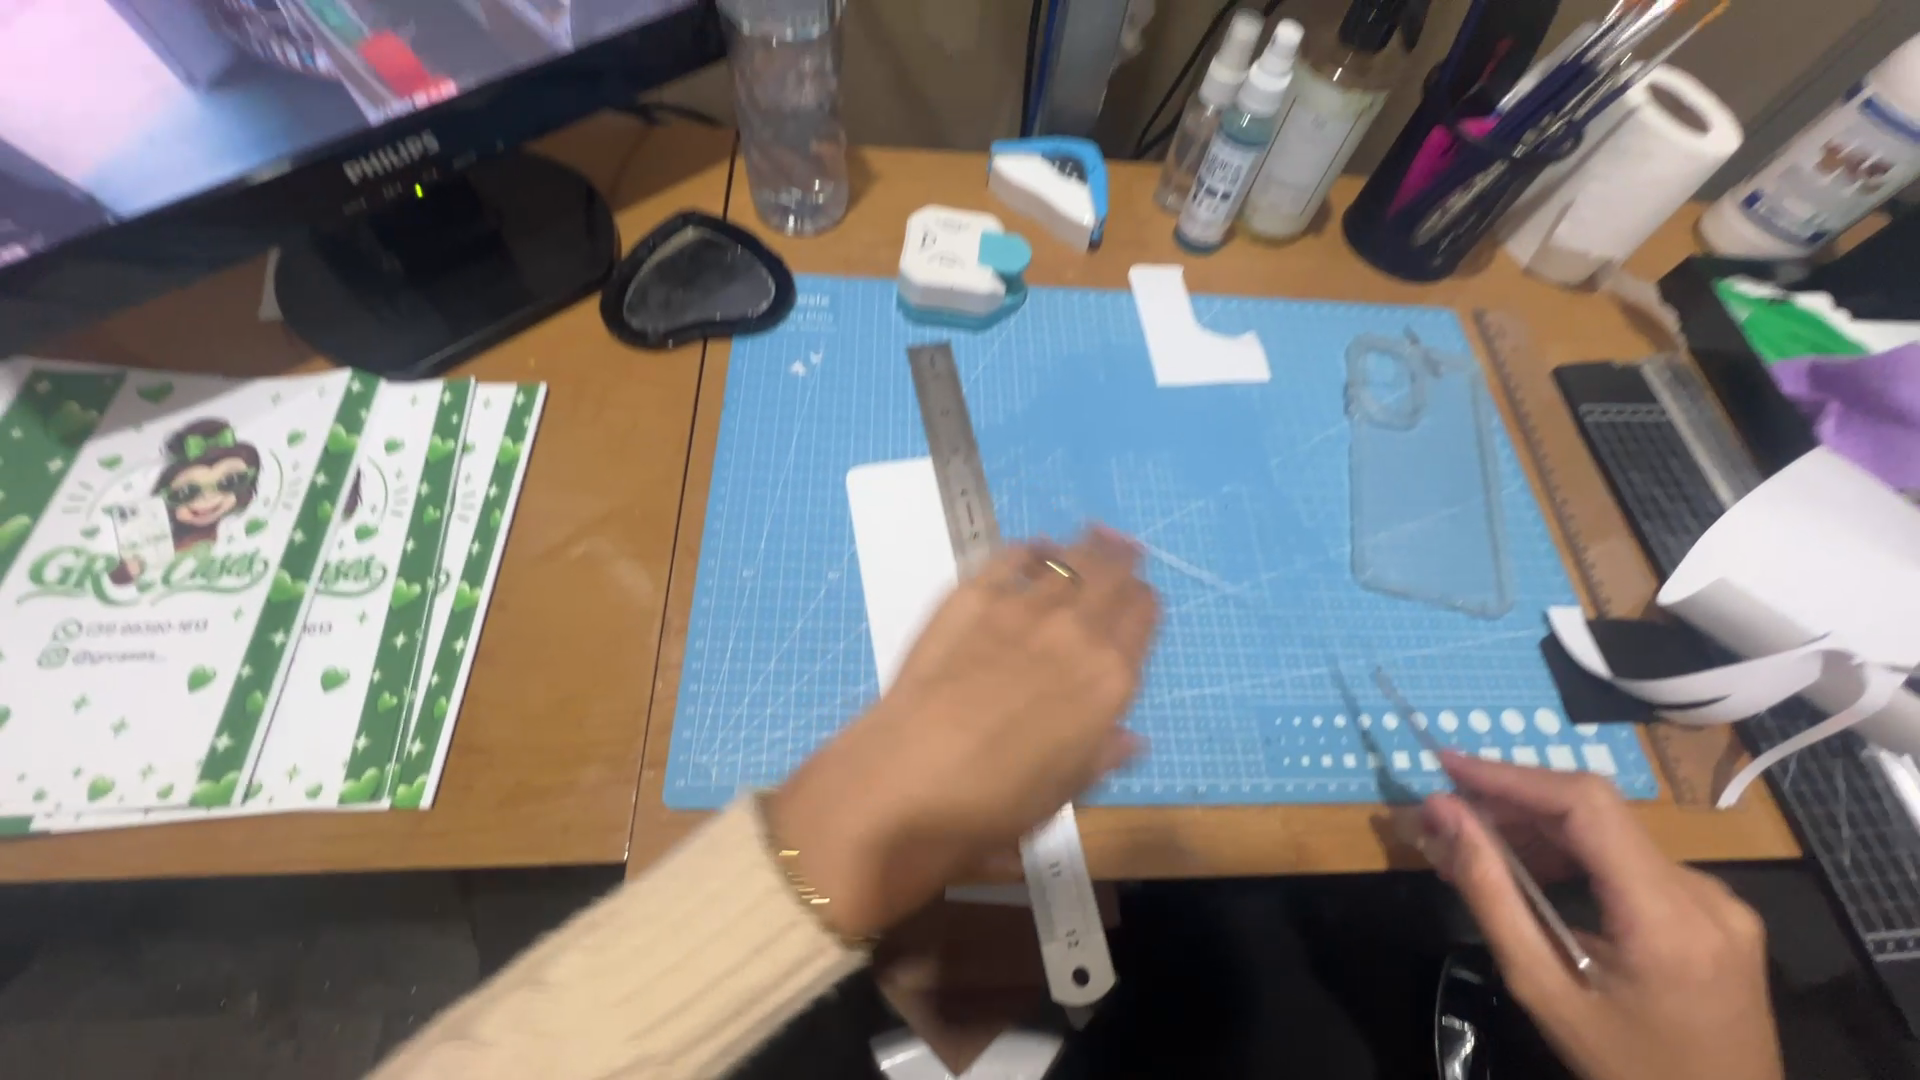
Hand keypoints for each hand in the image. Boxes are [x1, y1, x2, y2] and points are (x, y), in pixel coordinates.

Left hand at [768, 526, 1158, 939]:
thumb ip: (1102, 754)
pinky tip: (1036, 550)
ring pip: (1071, 560)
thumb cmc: (993, 802)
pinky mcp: (972, 593)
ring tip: (1094, 537)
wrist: (908, 777)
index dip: (1144, 604)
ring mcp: (1023, 606)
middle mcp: (1076, 631)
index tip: (1139, 600)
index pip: (1143, 617)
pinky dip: (1033, 549)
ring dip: (1088, 548)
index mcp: (1110, 679)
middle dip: (1123, 563)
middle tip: (1124, 551)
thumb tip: (1131, 737)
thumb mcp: (1063, 791)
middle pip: (1113, 577)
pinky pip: (1015, 555)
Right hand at [1419, 753, 1782, 1079]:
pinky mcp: (1712, 909)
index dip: (1510, 775)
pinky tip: (1525, 871)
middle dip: (1508, 802)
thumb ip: (1488, 891)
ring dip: (1531, 827)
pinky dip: (1565, 851)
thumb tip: (1441, 812)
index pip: (1585, 806)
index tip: (1444, 766)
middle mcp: (1704, 894)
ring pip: (1605, 830)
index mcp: (1667, 918)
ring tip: (1470, 847)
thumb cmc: (1624, 1068)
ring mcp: (1716, 900)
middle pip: (1592, 811)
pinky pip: (1624, 856)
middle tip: (1442, 817)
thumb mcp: (1538, 985)